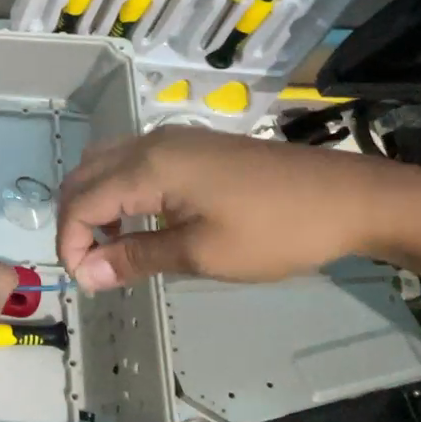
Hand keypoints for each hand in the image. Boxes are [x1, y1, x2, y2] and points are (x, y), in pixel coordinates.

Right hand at [57, 126, 408, 289]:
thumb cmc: (276, 231)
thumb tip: (87, 275)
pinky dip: (117, 190)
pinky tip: (141, 221)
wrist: (349, 197)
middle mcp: (150, 143)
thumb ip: (136, 258)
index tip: (86, 282)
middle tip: (92, 266)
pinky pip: (130, 160)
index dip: (71, 243)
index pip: (81, 202)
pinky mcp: (190, 144)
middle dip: (75, 222)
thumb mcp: (202, 254)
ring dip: (94, 203)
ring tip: (114, 245)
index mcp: (148, 167)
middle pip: (83, 177)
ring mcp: (171, 139)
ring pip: (102, 164)